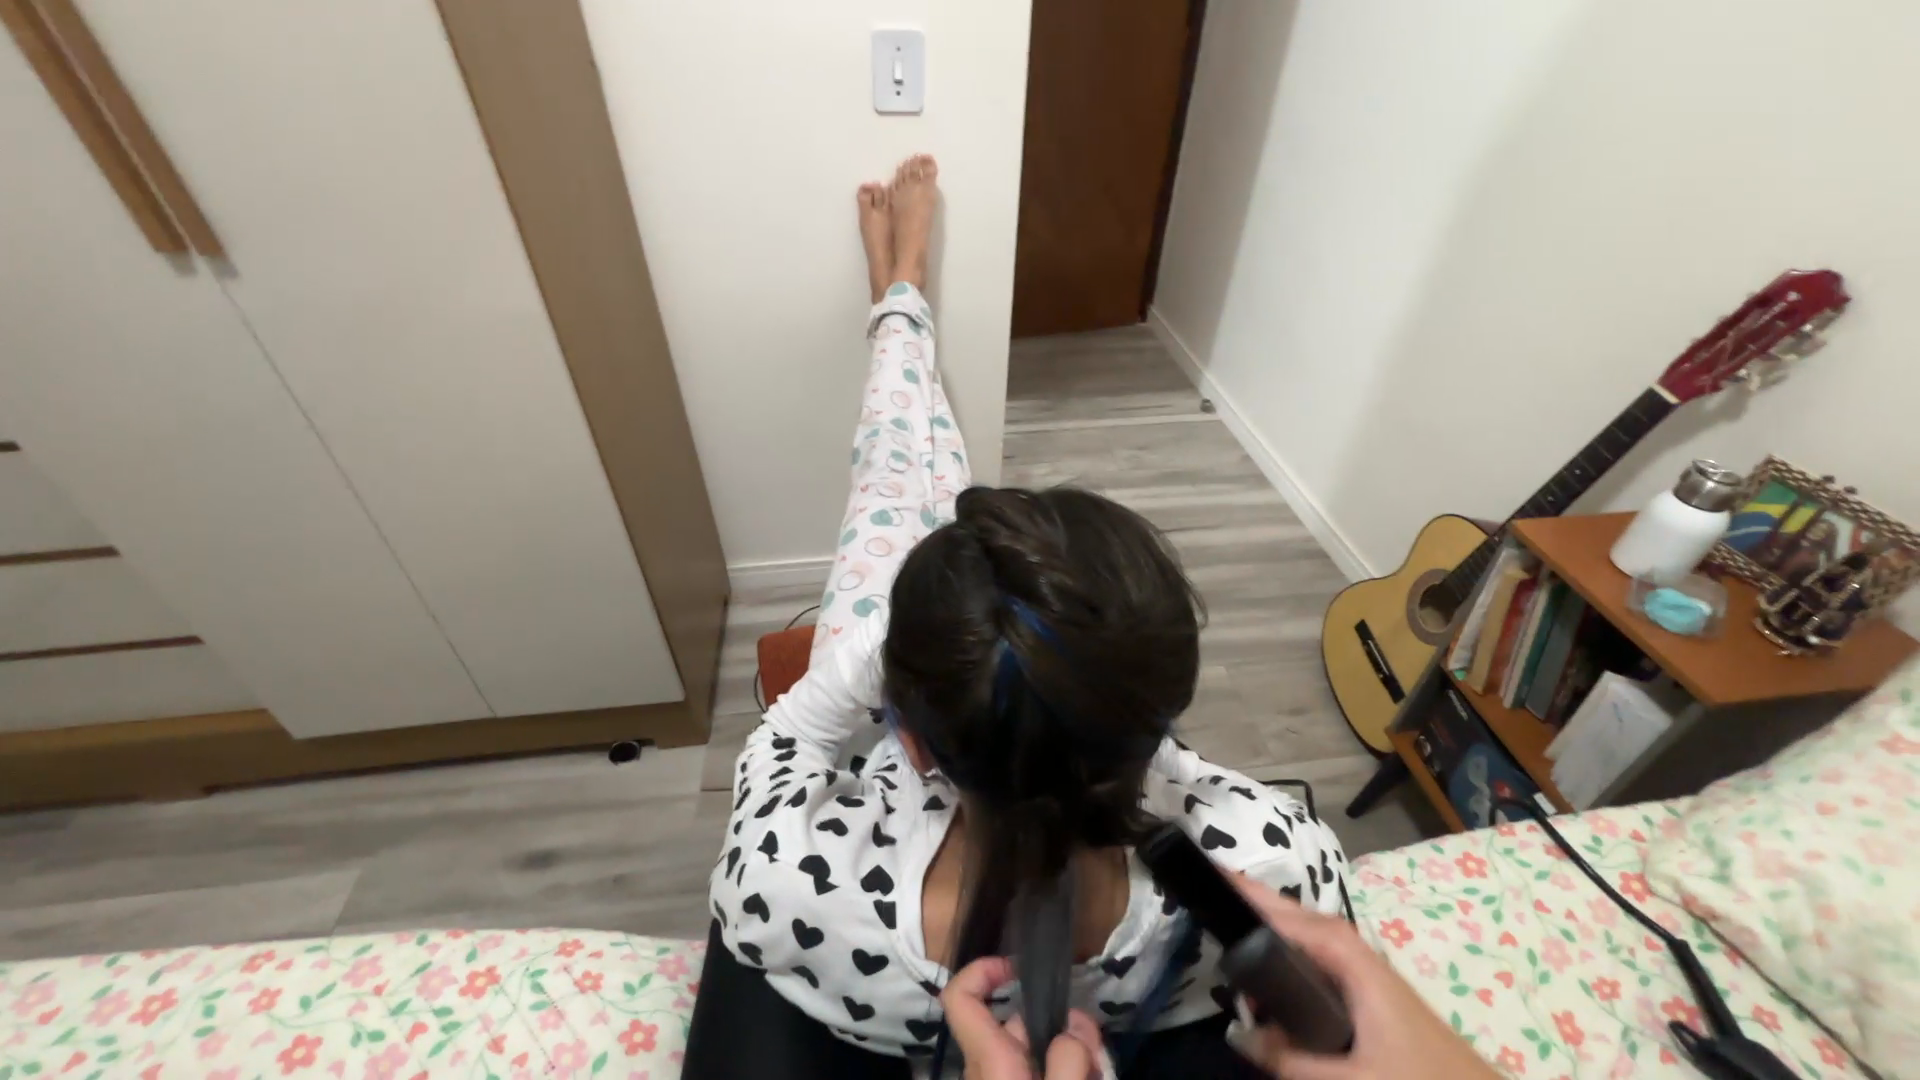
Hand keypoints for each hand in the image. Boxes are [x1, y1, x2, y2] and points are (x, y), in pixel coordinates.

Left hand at [941, 956, 1104, 1079]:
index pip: (959, 997)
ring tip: (1099, 1067)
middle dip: (1061, 1025)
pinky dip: (1063, 1069)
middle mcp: (987, 1067)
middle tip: (1097, 1045)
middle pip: (1017, 1024)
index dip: (983, 970)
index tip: (1019, 968)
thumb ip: (1069, 1059)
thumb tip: (1074, 1026)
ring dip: (1069, 1051)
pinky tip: (1090, 1075)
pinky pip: (1039, 1072)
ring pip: (1035, 1050)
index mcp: (989, 1059)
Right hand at [1231, 876, 1499, 1079]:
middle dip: (1255, 901)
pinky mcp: (1366, 992)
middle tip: (1208, 892)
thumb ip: (1292, 1061)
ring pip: (1306, 936)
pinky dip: (1286, 950)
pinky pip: (1315, 957)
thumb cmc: (1419, 1077)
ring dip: (1270, 925)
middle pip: (1296, 916)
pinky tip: (1269, 970)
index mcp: (1351, 960)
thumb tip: (1239, 1034)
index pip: (1292, 916)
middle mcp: (1355, 954)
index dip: (1252, 896)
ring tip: (1229, 922)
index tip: (1212, 875)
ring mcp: (1363, 971)